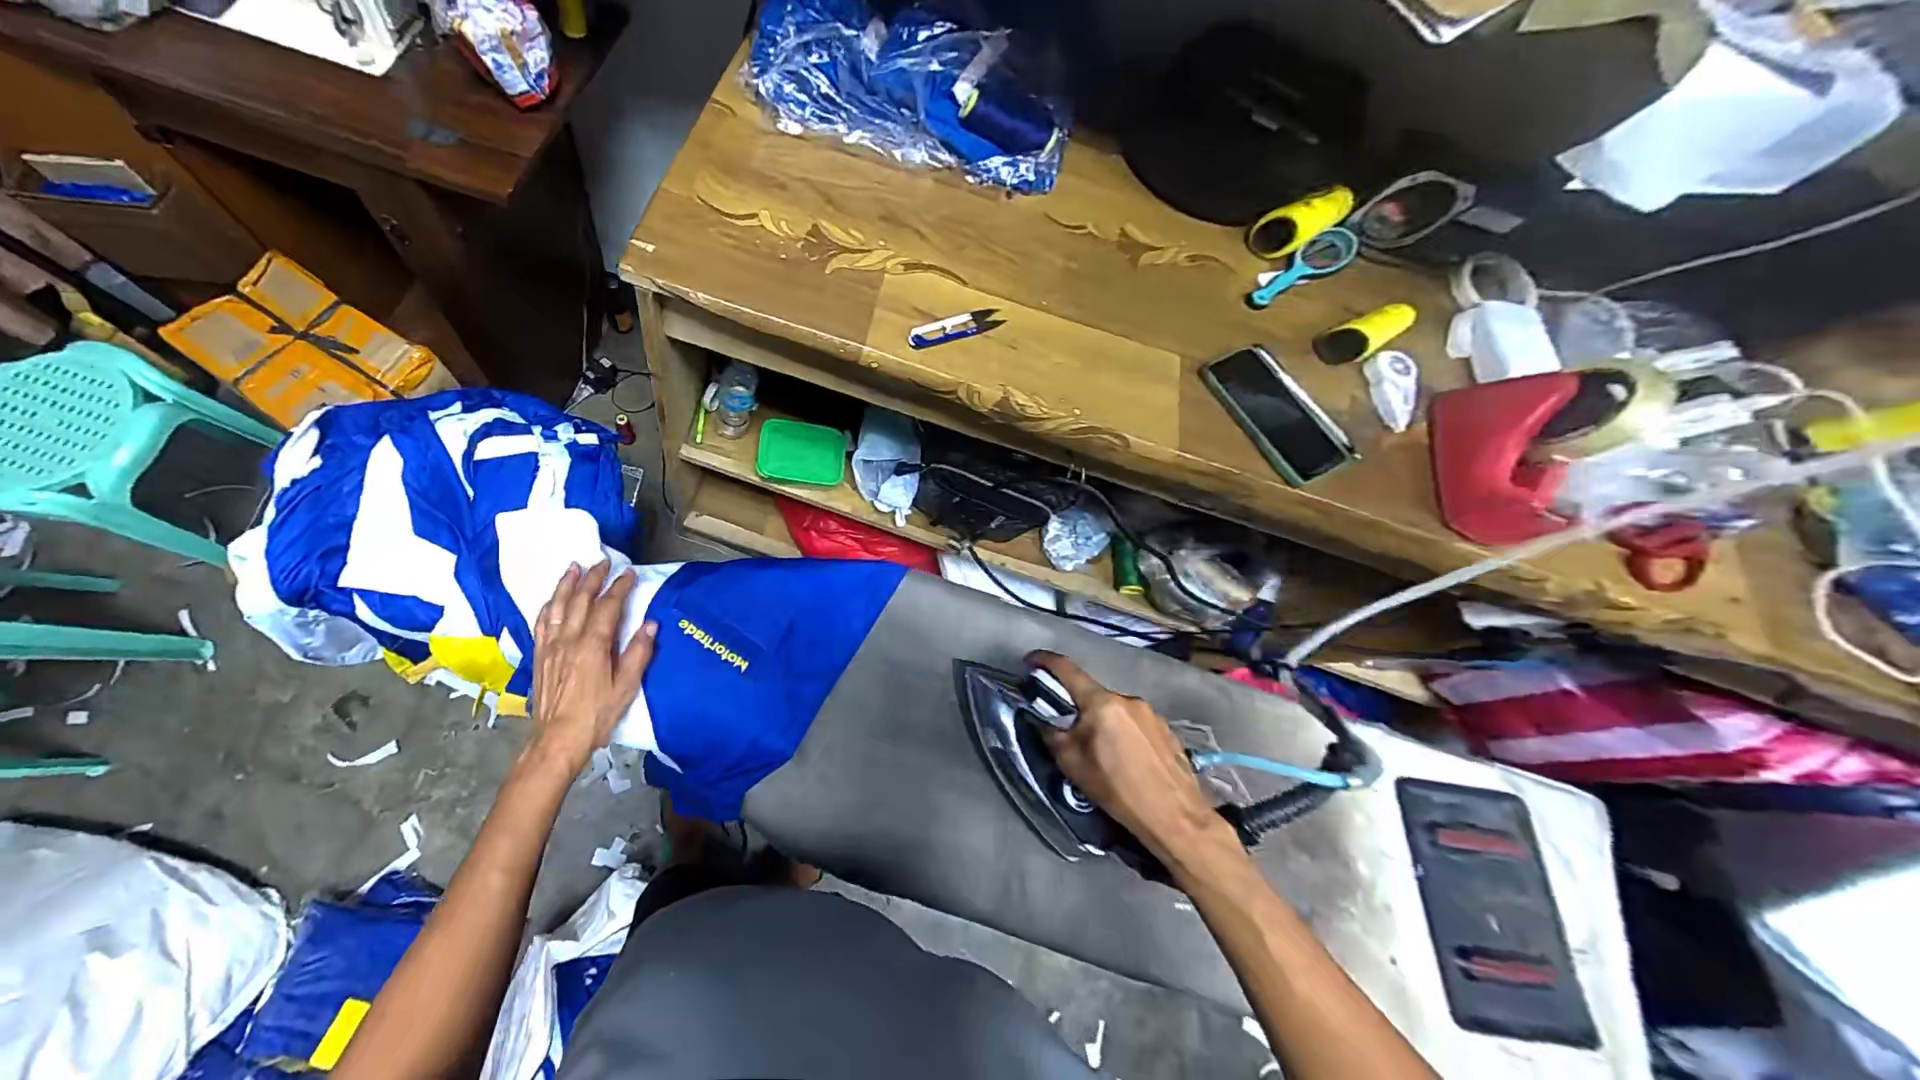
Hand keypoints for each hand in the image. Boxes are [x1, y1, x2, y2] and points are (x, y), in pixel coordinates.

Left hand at [529, 561, 656, 775]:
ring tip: (574, 568)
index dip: (619, 588)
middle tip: (602, 561)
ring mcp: (550, 647)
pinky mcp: (540, 656)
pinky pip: (542, 623)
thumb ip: (639, 653)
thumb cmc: (597, 714)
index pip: (608, 607)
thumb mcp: (626, 686)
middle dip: (593, 578)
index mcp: (593, 646)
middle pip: (580, 600)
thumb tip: (649, 624)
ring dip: (567, 585)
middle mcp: (568, 640)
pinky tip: (552, 599)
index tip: (629, 573)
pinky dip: (548, 606)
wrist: (557, 738)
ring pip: (557, 607)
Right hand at [1027, 650, 1232, 859]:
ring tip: (1104, 754)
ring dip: (1104, 724)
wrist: (1174, 816)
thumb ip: (1053, 735)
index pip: (1068, 670)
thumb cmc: (1117, 790)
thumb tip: (1045, 720)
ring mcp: (1151, 713)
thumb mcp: (1072, 765)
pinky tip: (1128, 760)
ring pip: (1116, 711)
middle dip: (1078, 708)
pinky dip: (1124, 734)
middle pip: (1093, 695)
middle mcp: (1128, 699)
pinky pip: (1135, 723)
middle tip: (1070, 734)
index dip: (1045, 661)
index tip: (1031, 661)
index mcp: (1102, 703)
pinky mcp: (1167, 729)